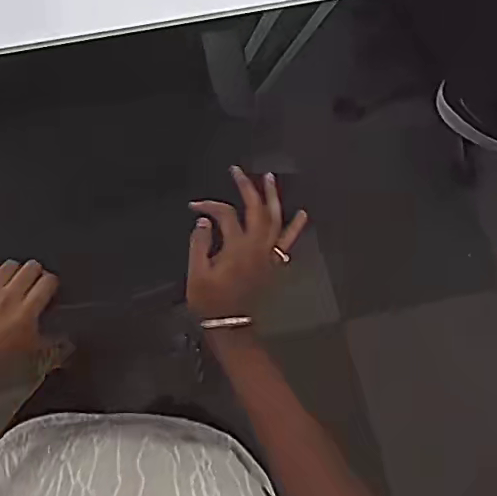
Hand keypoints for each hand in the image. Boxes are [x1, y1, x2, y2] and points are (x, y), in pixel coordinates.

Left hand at [0, 260, 58, 379]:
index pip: (48, 280)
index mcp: (26, 313)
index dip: (51, 284)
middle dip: (35, 275)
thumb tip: (70, 338)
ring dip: (14, 274)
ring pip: (10, 265)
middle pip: (31, 267)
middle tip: (32, 287)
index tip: (49, 291)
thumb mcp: (33, 357)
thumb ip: (55, 343)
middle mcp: (7, 298)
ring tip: (13, 285)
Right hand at [187, 166, 308, 319]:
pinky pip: (288, 242)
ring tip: (270, 178)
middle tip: (237, 171)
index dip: (209, 206)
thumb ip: (199, 243)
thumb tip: (204, 219)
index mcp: (236, 247)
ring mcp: (268, 254)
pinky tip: (302, 214)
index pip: (224, 215)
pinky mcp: (273, 263)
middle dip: (247, 187)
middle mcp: (256, 246)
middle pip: (255, 209)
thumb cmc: (209, 300)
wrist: (230, 324)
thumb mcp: (197, 273)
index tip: (194, 207)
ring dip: (272, 198)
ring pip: (275, 219)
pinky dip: (295, 227)